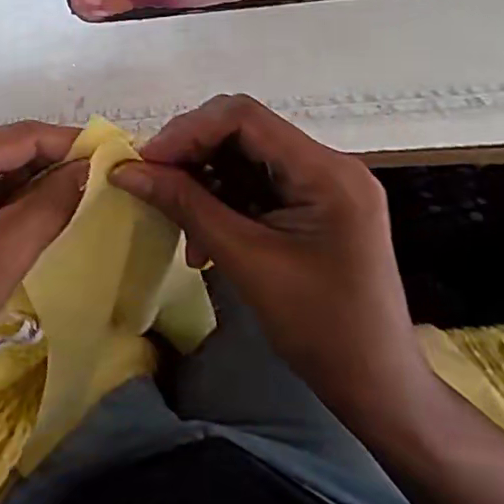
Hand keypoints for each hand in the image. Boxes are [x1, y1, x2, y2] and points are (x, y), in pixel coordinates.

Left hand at [0, 122, 85, 388]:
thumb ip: (53, 201)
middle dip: (58, 164)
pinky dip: (19, 202)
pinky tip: (50, 214)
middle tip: (108, 180)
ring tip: (89, 197)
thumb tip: (91, 166)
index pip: (23, 136)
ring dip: (41, 184)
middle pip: (12, 150)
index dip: (71, 142)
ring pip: (3, 172)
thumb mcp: (7, 250)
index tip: (116, 155)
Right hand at [111, 95, 427, 412]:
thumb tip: (127, 171)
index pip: (244, 118)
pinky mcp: (313, 205)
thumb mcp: (245, 260)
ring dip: (202, 183)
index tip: (146, 162)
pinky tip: (202, 240)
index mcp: (326, 171)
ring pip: (243, 157)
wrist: (376, 385)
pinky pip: (255, 184)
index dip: (187, 131)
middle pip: (242, 131)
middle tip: (151, 185)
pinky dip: (221, 203)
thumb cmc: (320, 327)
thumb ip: (186, 206)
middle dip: (190, 154)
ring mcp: (322, 184)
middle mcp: (328, 165)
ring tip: (179, 225)